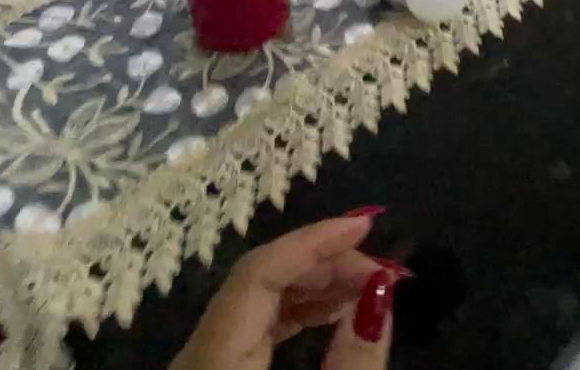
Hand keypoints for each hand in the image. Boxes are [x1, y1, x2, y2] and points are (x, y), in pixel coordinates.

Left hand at [170, 214, 405, 369]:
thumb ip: (354, 362)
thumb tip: (383, 292)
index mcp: (211, 360)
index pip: (258, 272)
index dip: (314, 240)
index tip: (368, 223)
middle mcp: (195, 356)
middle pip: (258, 282)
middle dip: (324, 264)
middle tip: (381, 272)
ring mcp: (201, 368)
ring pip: (256, 304)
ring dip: (314, 287)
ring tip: (367, 288)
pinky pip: (252, 329)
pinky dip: (296, 313)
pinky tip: (334, 312)